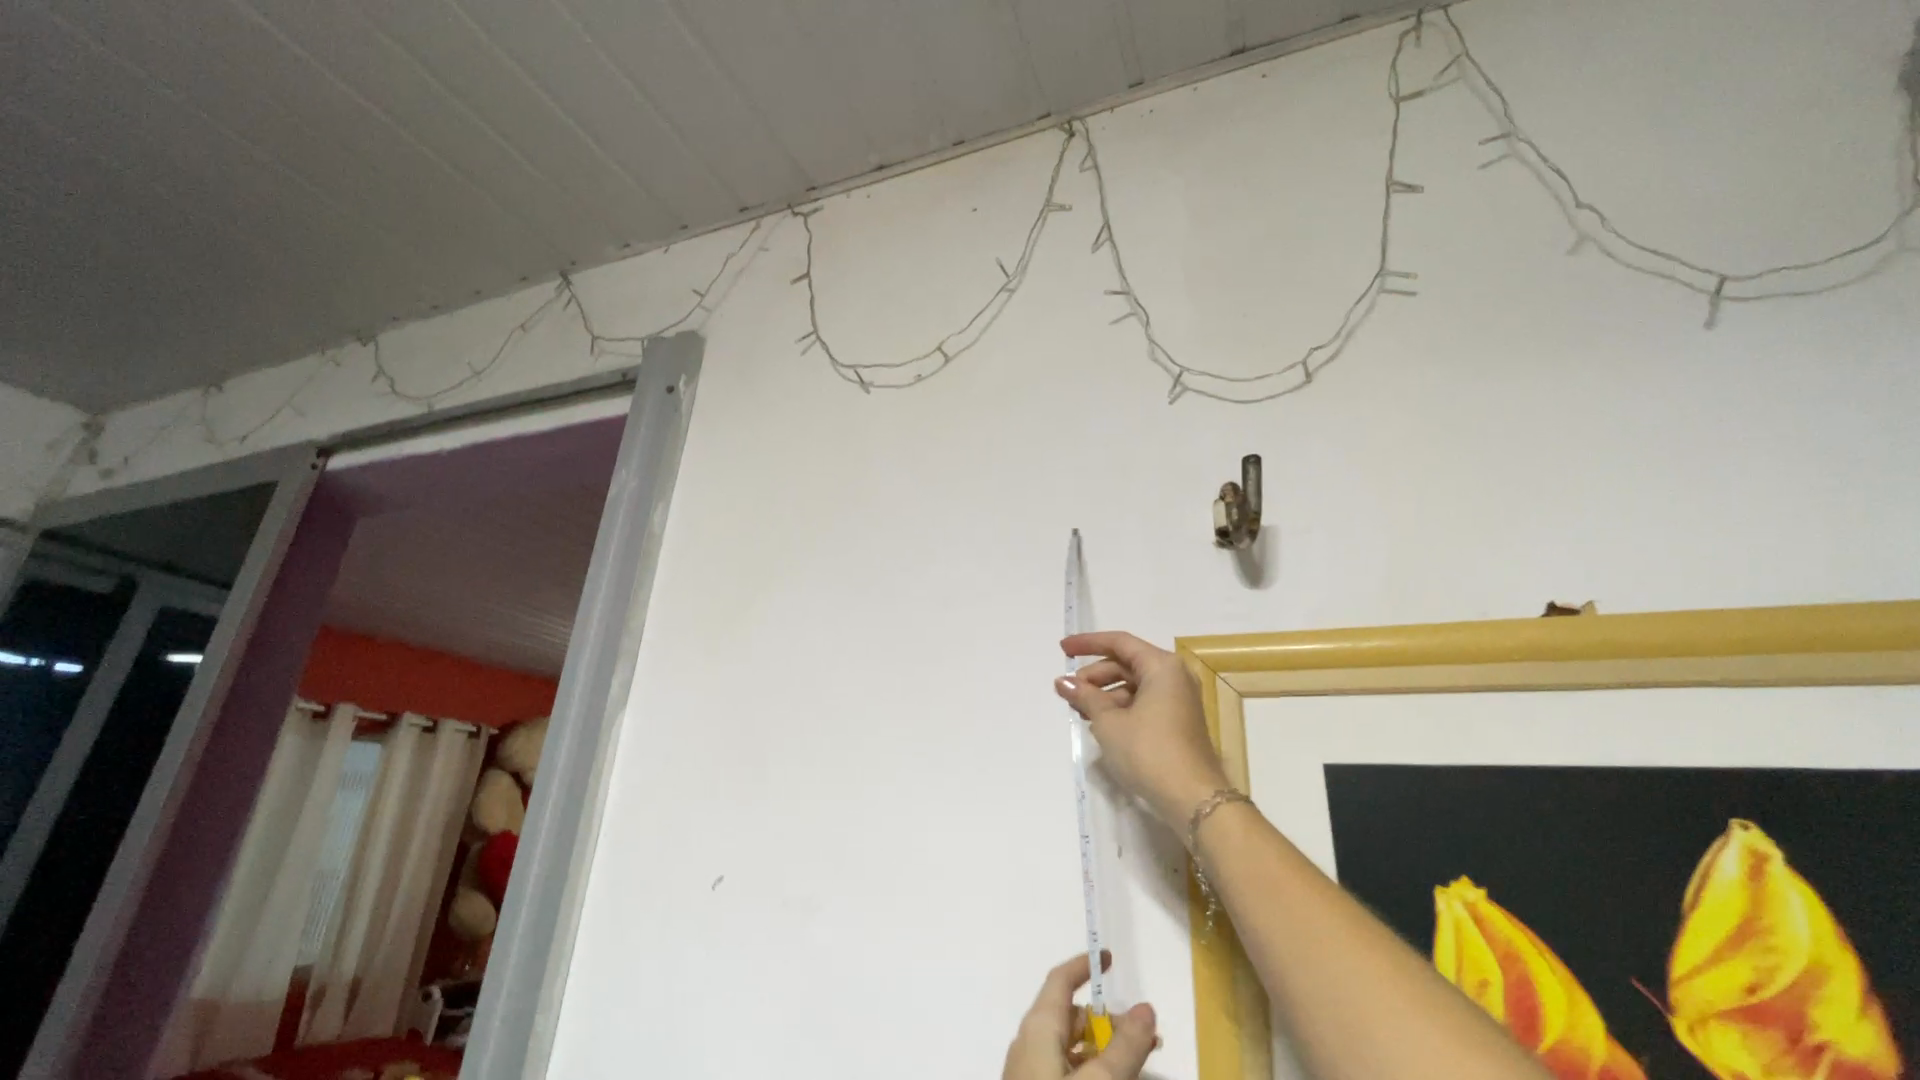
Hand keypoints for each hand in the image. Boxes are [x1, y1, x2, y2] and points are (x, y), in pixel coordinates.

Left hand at [1003, 952, 1158, 1079]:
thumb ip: (1125, 1047)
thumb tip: (1145, 1007)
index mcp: (1038, 1028)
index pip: (1060, 981)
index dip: (1085, 966)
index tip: (1110, 957)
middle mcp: (1029, 1046)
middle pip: (1070, 1018)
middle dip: (1110, 1022)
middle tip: (1150, 1041)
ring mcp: (1029, 1075)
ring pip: (1071, 1050)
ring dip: (1106, 1052)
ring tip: (1141, 1067)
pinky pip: (1065, 1072)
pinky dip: (1093, 1071)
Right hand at [1055, 631, 1230, 827]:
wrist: (1192, 797)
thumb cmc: (1149, 751)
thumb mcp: (1109, 722)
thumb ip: (1085, 697)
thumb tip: (1063, 682)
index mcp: (1162, 666)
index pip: (1119, 643)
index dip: (1087, 643)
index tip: (1062, 649)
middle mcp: (1175, 676)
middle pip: (1127, 664)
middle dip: (1094, 675)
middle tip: (1069, 692)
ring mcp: (1179, 700)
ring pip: (1134, 685)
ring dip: (1105, 694)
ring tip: (1080, 711)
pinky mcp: (1178, 722)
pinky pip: (1144, 703)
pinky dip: (1120, 708)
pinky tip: (1101, 724)